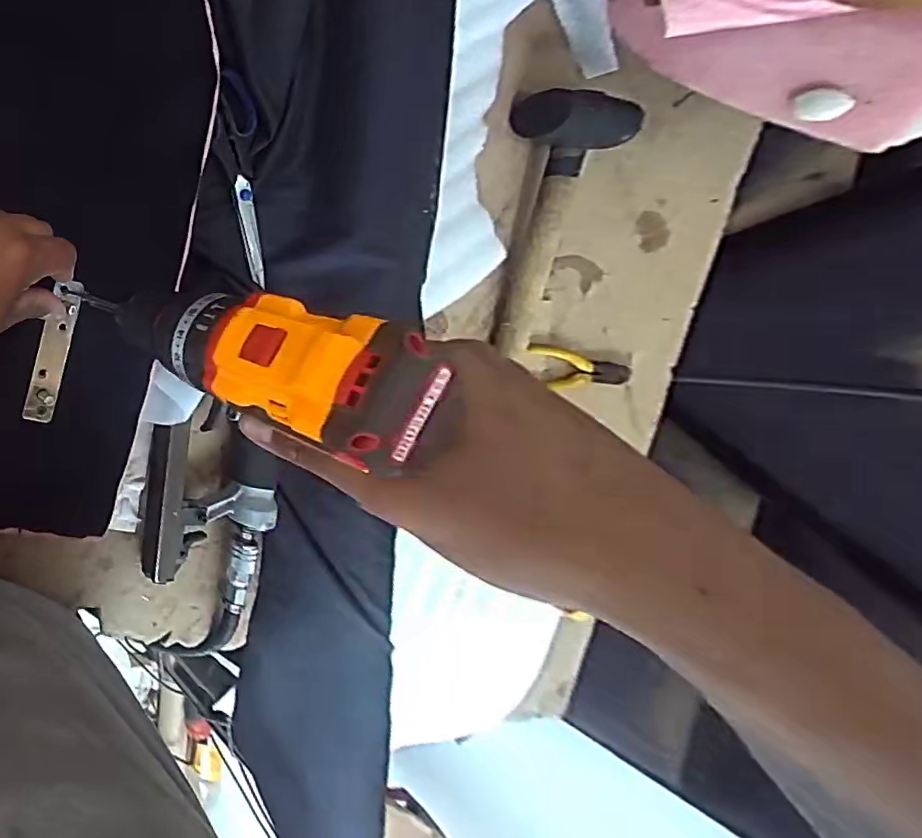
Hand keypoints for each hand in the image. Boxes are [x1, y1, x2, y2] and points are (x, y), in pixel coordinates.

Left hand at [0, 203, 77, 362]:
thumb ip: (32, 303)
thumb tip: (53, 301)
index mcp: (21, 256)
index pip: (62, 250)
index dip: (62, 268)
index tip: (53, 280)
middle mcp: (0, 226)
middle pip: (38, 228)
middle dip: (37, 250)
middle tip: (19, 274)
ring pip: (4, 218)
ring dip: (5, 238)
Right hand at [241, 340, 733, 615]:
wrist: (664, 568)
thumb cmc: (523, 524)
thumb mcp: (407, 499)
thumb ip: (325, 458)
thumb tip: (257, 422)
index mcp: (441, 362)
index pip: (341, 353)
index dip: (301, 381)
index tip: (268, 405)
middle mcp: (470, 360)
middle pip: (375, 378)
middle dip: (347, 420)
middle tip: (342, 468)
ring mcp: (503, 386)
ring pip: (413, 401)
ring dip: (388, 436)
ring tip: (397, 488)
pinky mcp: (526, 414)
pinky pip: (451, 416)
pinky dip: (427, 443)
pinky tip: (447, 488)